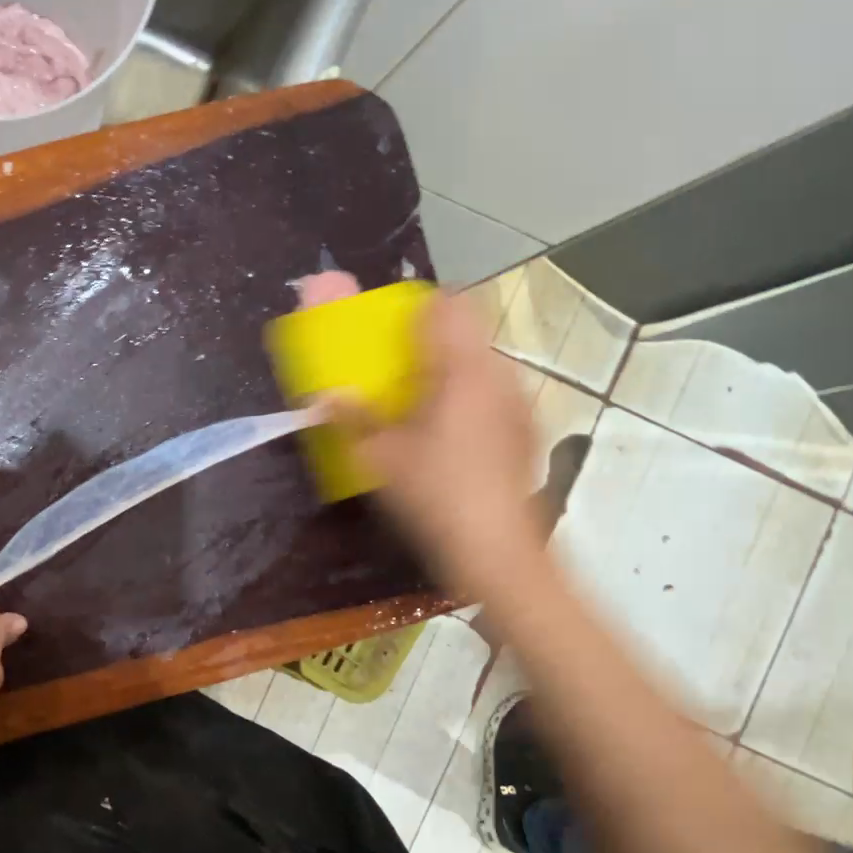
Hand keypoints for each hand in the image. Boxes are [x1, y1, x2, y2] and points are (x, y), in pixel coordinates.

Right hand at [320, 293, 546, 596]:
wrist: (497, 548)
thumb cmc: (434, 494)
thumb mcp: (377, 457)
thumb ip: (350, 418)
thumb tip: (324, 395)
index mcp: (461, 370)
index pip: (446, 304)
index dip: (414, 307)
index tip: (385, 329)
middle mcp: (498, 374)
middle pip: (463, 332)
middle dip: (426, 343)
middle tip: (391, 372)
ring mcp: (520, 400)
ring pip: (479, 364)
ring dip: (446, 372)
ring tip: (414, 407)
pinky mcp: (527, 427)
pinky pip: (491, 392)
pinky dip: (465, 399)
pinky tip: (446, 438)